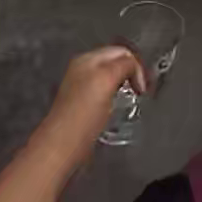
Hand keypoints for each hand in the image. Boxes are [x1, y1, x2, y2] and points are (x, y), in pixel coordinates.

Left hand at [32, 46, 145, 168]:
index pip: (122, 52)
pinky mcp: (82, 107)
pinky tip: (115, 108)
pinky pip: (105, 93)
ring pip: (112, 78)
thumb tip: (134, 66)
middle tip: (140, 90)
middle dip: (131, 73)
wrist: (60, 149)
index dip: (136, 66)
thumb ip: (123, 65)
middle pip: (116, 62)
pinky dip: (115, 97)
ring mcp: (81, 88)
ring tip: (132, 98)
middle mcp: (83, 70)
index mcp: (88, 59)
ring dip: (125, 85)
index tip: (142, 86)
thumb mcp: (107, 80)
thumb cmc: (82, 115)